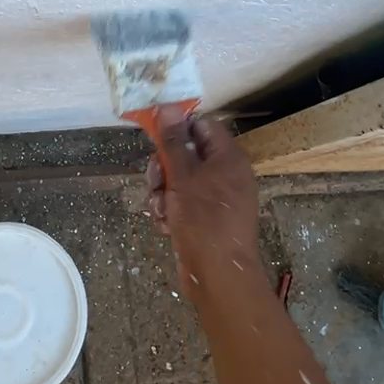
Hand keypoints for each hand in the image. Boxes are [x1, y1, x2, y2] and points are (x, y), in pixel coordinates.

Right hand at [143, 104, 268, 304]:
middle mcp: (226, 174)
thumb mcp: (183, 176)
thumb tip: (168, 106)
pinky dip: (170, 210)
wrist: (218, 276)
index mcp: (228, 157)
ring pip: (180, 180)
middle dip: (164, 167)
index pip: (201, 126)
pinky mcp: (207, 219)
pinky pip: (183, 203)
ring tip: (160, 208)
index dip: (178, 128)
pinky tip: (164, 224)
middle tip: (155, 180)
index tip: (155, 138)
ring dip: (163, 192)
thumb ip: (173, 141)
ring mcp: (217, 198)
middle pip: (187, 153)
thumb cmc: (204, 220)